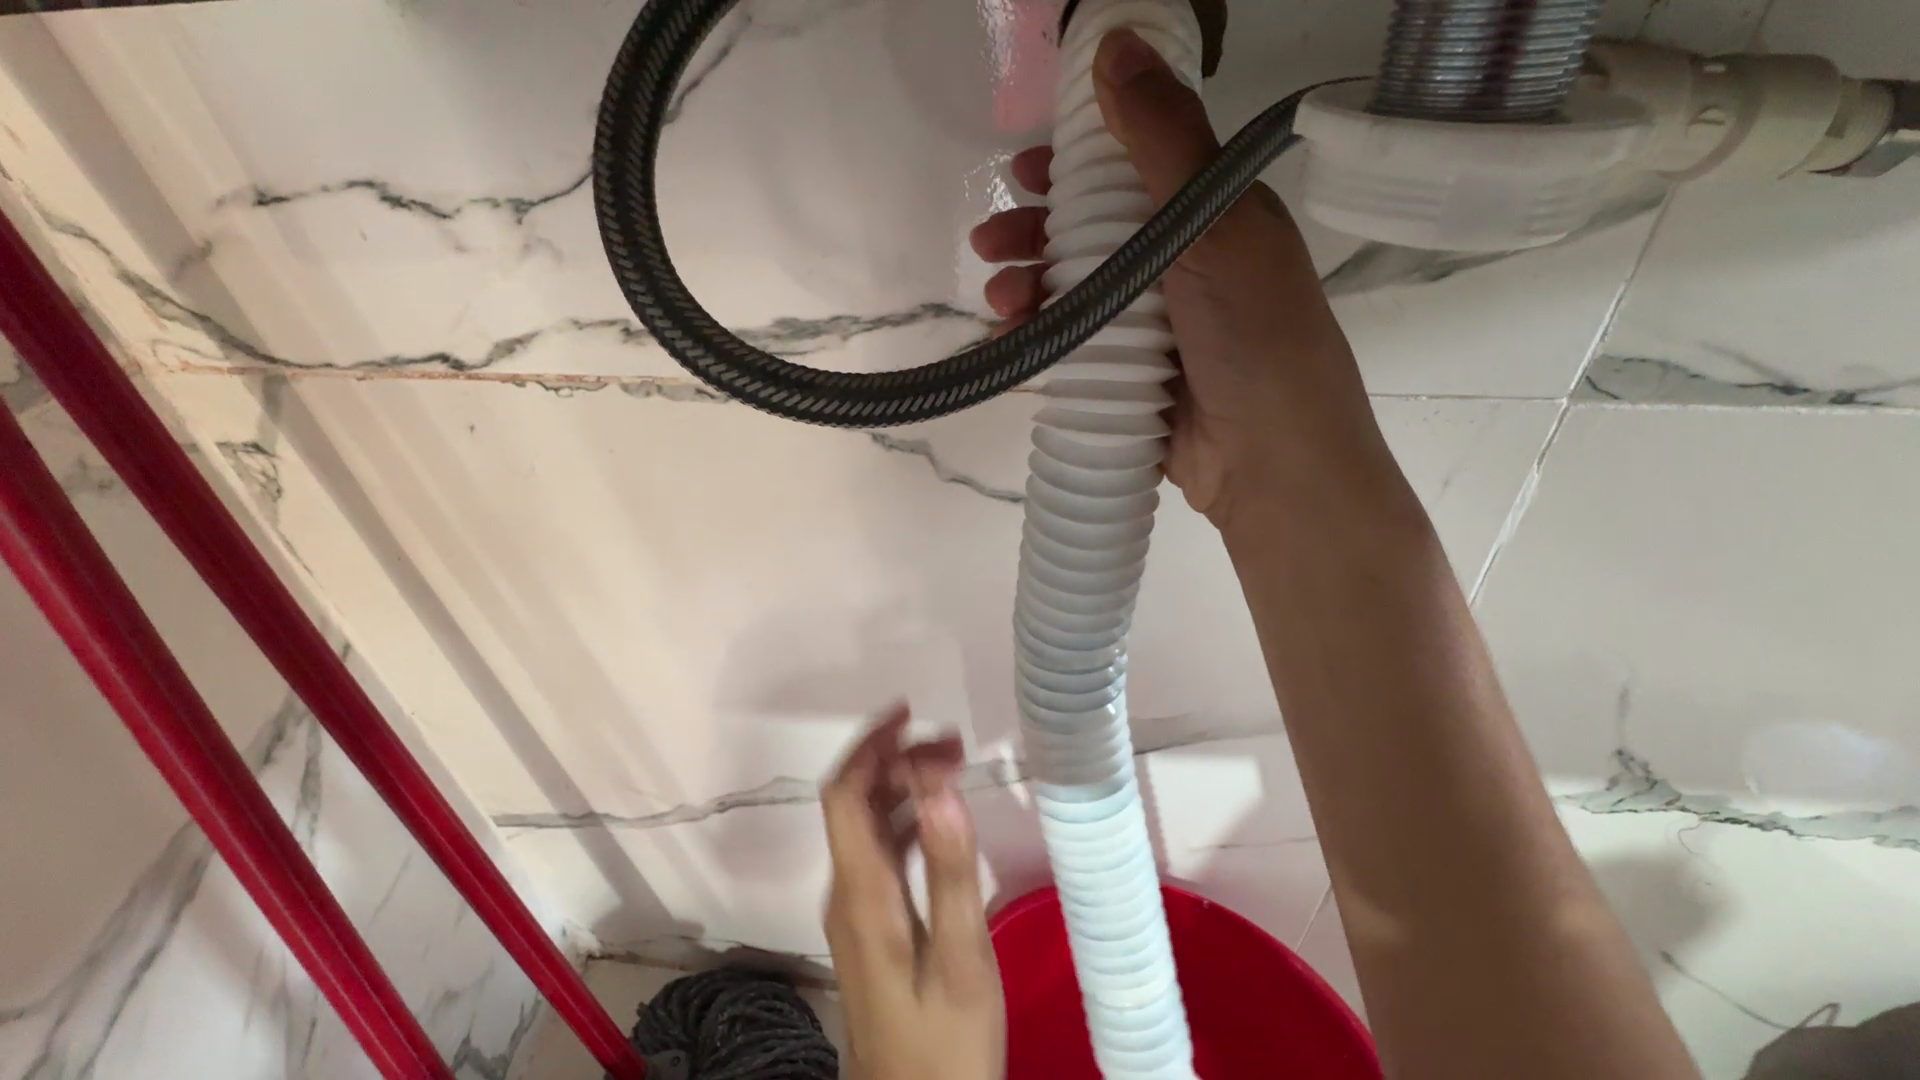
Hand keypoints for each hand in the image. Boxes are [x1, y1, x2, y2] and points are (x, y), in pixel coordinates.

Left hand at [821, 706, 1004, 1079]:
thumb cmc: (943, 1040)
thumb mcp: (959, 958)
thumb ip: (949, 871)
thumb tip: (941, 786)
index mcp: (861, 892)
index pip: (845, 795)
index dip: (869, 746)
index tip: (910, 712)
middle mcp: (847, 891)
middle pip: (855, 801)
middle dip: (895, 758)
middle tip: (951, 741)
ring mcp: (856, 908)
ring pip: (869, 825)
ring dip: (904, 786)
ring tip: (955, 765)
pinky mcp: (871, 923)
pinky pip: (882, 852)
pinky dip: (909, 820)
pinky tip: (944, 820)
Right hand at [970, 29, 1390, 531]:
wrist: (1271, 459)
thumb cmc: (1253, 333)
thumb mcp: (1213, 224)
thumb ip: (1163, 139)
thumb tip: (1116, 39)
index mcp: (1210, 218)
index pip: (1133, 172)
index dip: (1077, 165)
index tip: (1029, 169)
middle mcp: (1181, 267)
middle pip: (1091, 234)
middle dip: (1033, 233)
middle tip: (991, 241)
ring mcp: (1153, 328)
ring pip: (1072, 292)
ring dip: (1026, 288)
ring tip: (999, 299)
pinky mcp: (1130, 380)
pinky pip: (1071, 348)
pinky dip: (1033, 341)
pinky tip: (1004, 341)